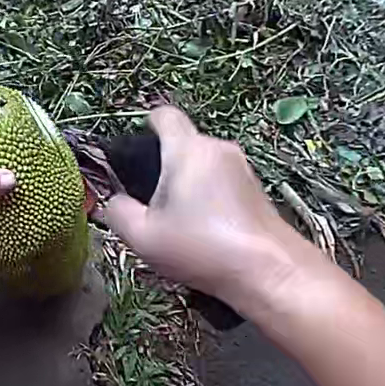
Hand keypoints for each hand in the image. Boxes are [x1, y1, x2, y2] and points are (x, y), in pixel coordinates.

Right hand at [97, 106, 316, 309]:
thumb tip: (115, 200)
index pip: (163, 115)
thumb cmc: (202, 247)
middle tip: (152, 205)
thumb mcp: (143, 236)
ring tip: (179, 224)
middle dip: (164, 167)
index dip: (145, 127)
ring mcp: (242, 167)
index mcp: (187, 149)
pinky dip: (209, 197)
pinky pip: (222, 181)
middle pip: (183, 143)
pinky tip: (206, 232)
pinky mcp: (256, 189)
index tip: (136, 156)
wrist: (269, 270)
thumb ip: (117, 211)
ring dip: (188, 185)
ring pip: (203, 164)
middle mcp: (218, 148)